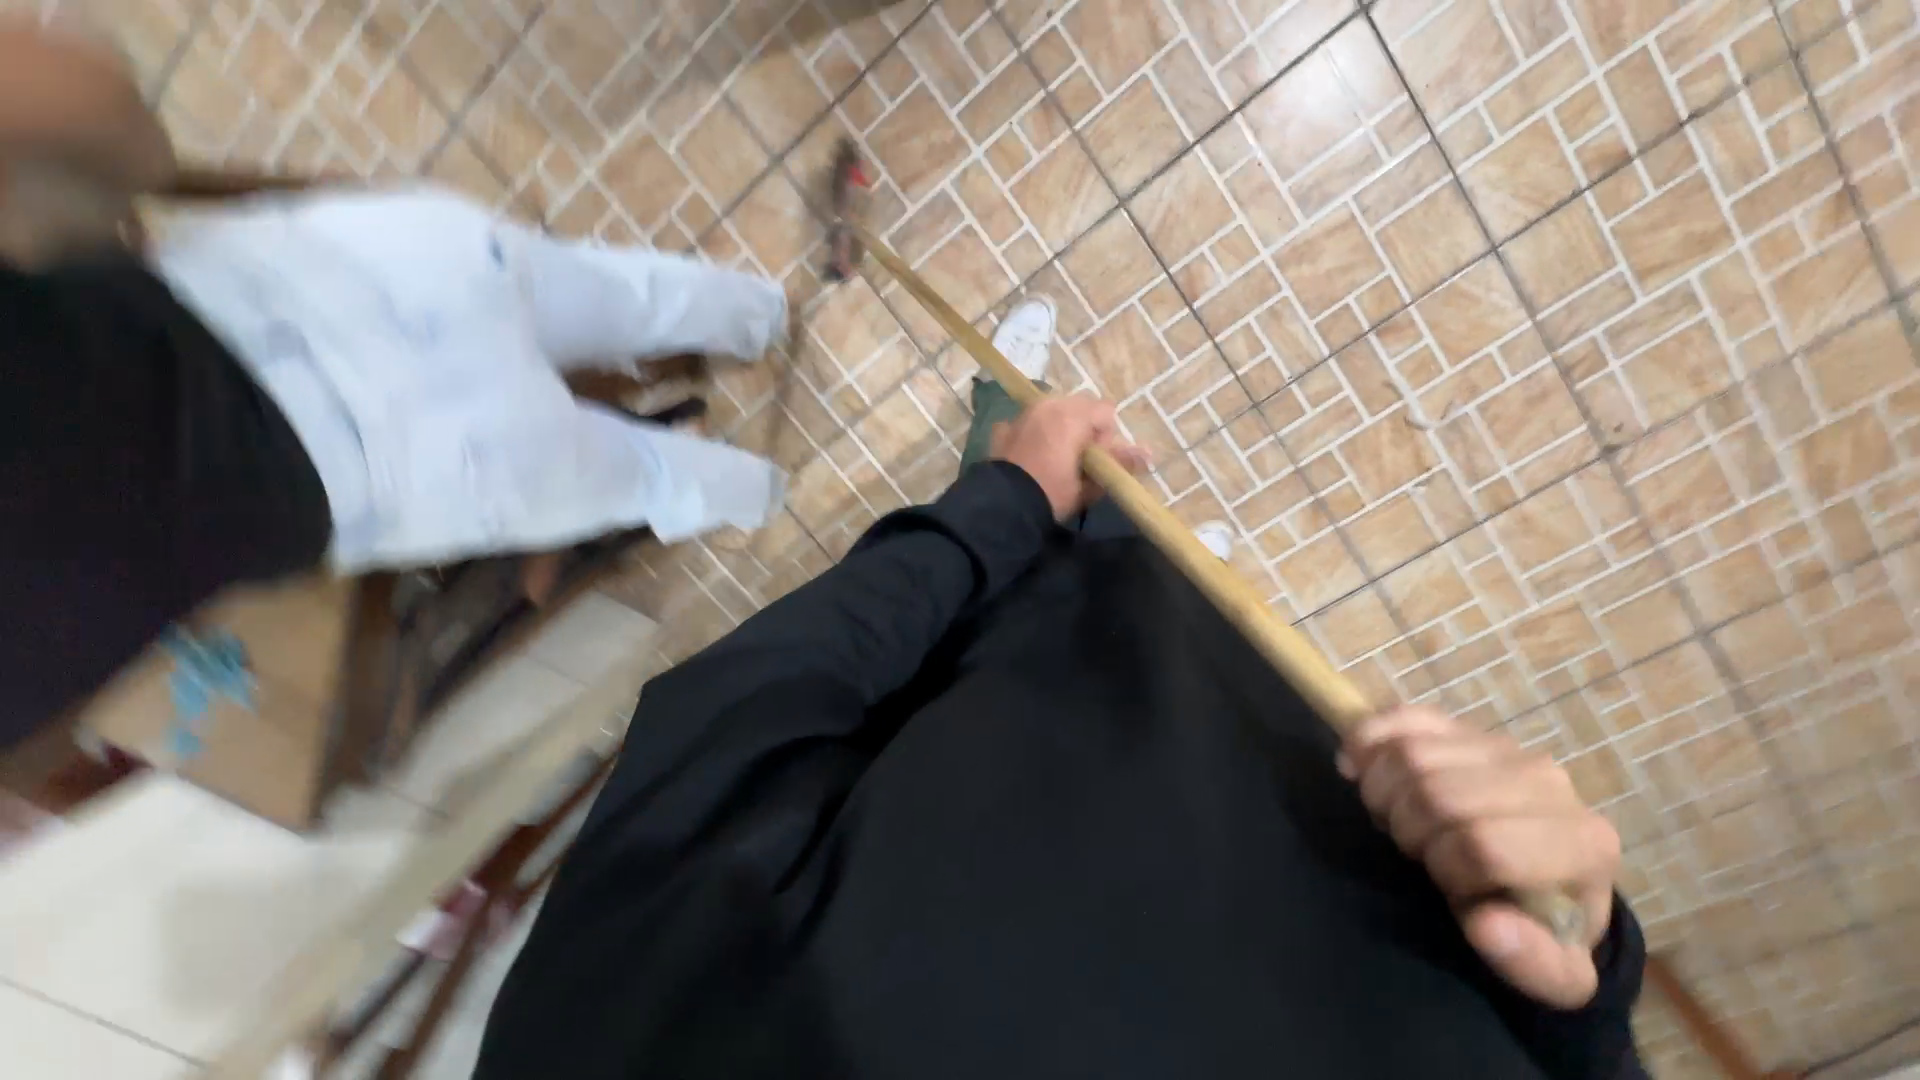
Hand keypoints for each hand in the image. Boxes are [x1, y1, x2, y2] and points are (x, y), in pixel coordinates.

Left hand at [990, 395, 1147, 520]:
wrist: (1003, 507)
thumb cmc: (1052, 494)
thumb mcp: (1089, 484)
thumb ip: (1119, 463)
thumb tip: (1148, 453)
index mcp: (1071, 415)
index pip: (1105, 411)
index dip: (1107, 436)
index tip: (1098, 461)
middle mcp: (1046, 405)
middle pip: (1078, 407)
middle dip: (1083, 428)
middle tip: (1079, 460)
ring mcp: (1021, 414)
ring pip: (1051, 411)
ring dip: (1058, 428)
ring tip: (1054, 459)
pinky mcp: (1002, 428)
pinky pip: (1026, 424)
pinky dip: (1032, 434)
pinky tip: (1029, 457)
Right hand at [1340, 706, 1619, 1008]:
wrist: (1545, 869)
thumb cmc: (1541, 918)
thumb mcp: (1556, 971)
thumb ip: (1535, 963)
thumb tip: (1486, 925)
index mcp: (1583, 843)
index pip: (1484, 844)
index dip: (1447, 867)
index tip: (1449, 883)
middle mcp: (1547, 781)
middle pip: (1438, 792)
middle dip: (1407, 828)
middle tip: (1412, 848)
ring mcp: (1502, 745)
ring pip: (1412, 752)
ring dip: (1382, 791)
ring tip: (1396, 815)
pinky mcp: (1462, 726)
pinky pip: (1402, 716)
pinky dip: (1367, 739)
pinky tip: (1358, 766)